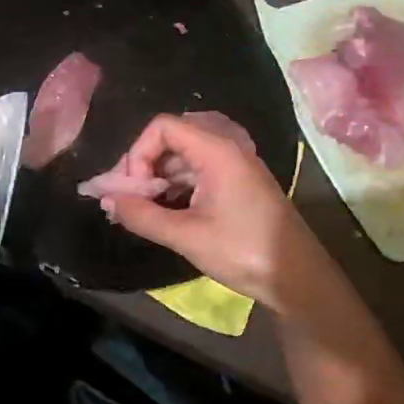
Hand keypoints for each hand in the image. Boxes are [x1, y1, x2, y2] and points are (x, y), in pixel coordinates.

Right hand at [103, 113, 319, 310]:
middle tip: (135, 194)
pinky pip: (200, 166)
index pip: (163, 126)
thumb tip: (107, 201)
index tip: (134, 189)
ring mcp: (236, 164)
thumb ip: (141, 216)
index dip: (138, 153)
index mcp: (218, 151)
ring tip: (148, 204)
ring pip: (186, 151)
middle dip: (146, 160)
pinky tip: (169, 208)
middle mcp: (229, 147)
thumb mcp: (185, 236)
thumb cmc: (242, 252)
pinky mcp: (239, 182)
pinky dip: (177, 181)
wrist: (296, 277)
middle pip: (174, 134)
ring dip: (161, 172)